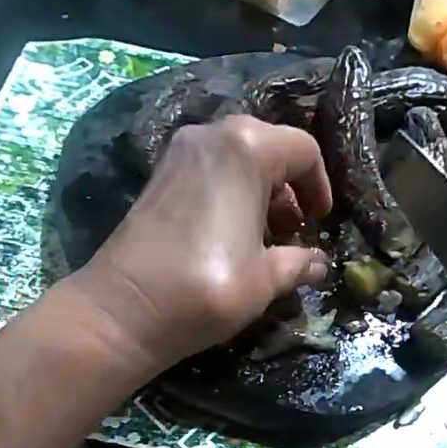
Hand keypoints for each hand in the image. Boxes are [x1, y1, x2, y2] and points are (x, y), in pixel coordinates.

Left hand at [61, 116, 333, 374]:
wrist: (125, 310)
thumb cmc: (208, 288)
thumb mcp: (267, 279)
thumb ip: (299, 263)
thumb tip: (318, 264)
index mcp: (246, 149)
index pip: (302, 150)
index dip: (320, 185)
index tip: (321, 221)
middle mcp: (212, 136)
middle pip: (269, 148)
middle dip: (290, 188)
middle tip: (296, 231)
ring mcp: (180, 154)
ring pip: (238, 159)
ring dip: (262, 192)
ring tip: (268, 239)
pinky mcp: (160, 176)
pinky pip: (212, 171)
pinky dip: (232, 194)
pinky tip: (234, 237)